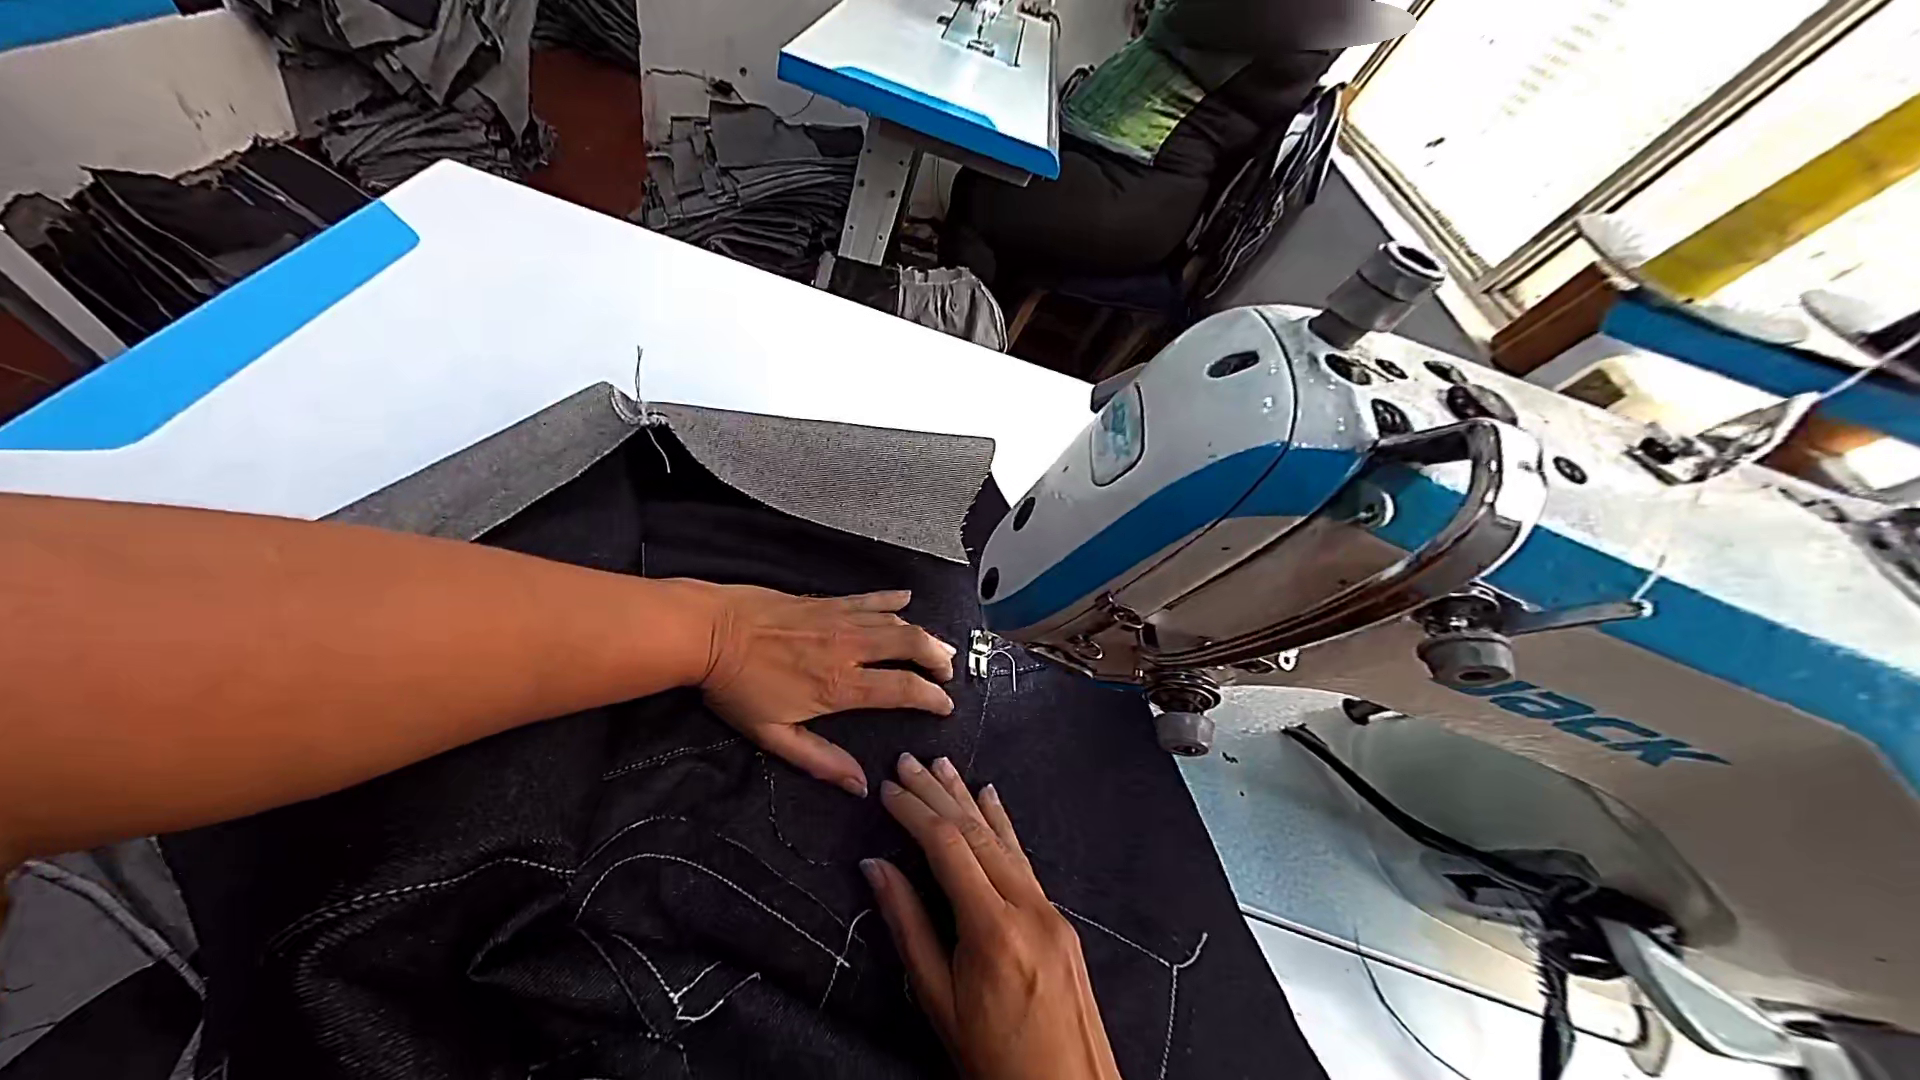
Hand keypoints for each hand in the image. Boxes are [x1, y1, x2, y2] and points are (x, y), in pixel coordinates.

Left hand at [697, 586, 955, 796]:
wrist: (710, 631)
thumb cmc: (737, 687)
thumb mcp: (773, 735)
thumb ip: (820, 760)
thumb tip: (859, 785)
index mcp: (840, 686)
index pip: (904, 689)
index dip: (933, 698)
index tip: (945, 705)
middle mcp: (851, 649)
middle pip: (912, 646)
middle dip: (938, 659)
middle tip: (947, 672)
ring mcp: (842, 619)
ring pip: (899, 622)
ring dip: (924, 634)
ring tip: (938, 646)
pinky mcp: (828, 601)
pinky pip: (871, 598)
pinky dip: (893, 599)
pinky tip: (907, 599)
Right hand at [864, 754, 1120, 1079]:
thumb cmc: (996, 1062)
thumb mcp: (938, 1001)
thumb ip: (908, 926)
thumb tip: (876, 868)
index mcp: (994, 930)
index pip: (948, 846)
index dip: (915, 811)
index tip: (889, 789)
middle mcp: (1028, 907)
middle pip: (975, 832)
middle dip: (937, 793)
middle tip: (909, 762)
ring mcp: (1049, 909)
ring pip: (1002, 838)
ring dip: (968, 799)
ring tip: (943, 766)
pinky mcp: (1059, 917)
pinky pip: (1024, 858)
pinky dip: (1003, 824)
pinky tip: (991, 798)